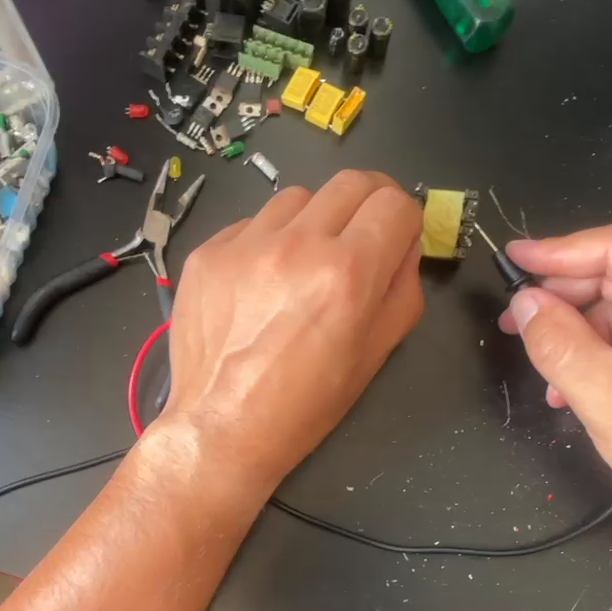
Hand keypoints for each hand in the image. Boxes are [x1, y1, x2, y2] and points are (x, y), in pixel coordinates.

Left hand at [155, 170, 423, 489]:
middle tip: (361, 238)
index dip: (404, 220)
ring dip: (312, 221)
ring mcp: (245, 245)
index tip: (395, 239)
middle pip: (351, 182)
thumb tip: (403, 246)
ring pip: (297, 197)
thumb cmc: (303, 406)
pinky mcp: (207, 253)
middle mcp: (296, 246)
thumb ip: (402, 290)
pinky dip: (266, 242)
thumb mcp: (374, 356)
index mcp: (346, 274)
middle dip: (368, 205)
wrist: (221, 429)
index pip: (395, 203)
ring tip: (303, 266)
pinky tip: (261, 284)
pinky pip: (250, 224)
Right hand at [498, 221, 611, 536]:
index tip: (511, 258)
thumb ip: (557, 342)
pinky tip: (571, 381)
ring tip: (542, 366)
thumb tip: (523, 302)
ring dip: (578, 329)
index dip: (559, 250)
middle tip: (513, 319)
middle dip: (564, 295)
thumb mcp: (603, 397)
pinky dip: (601, 346)